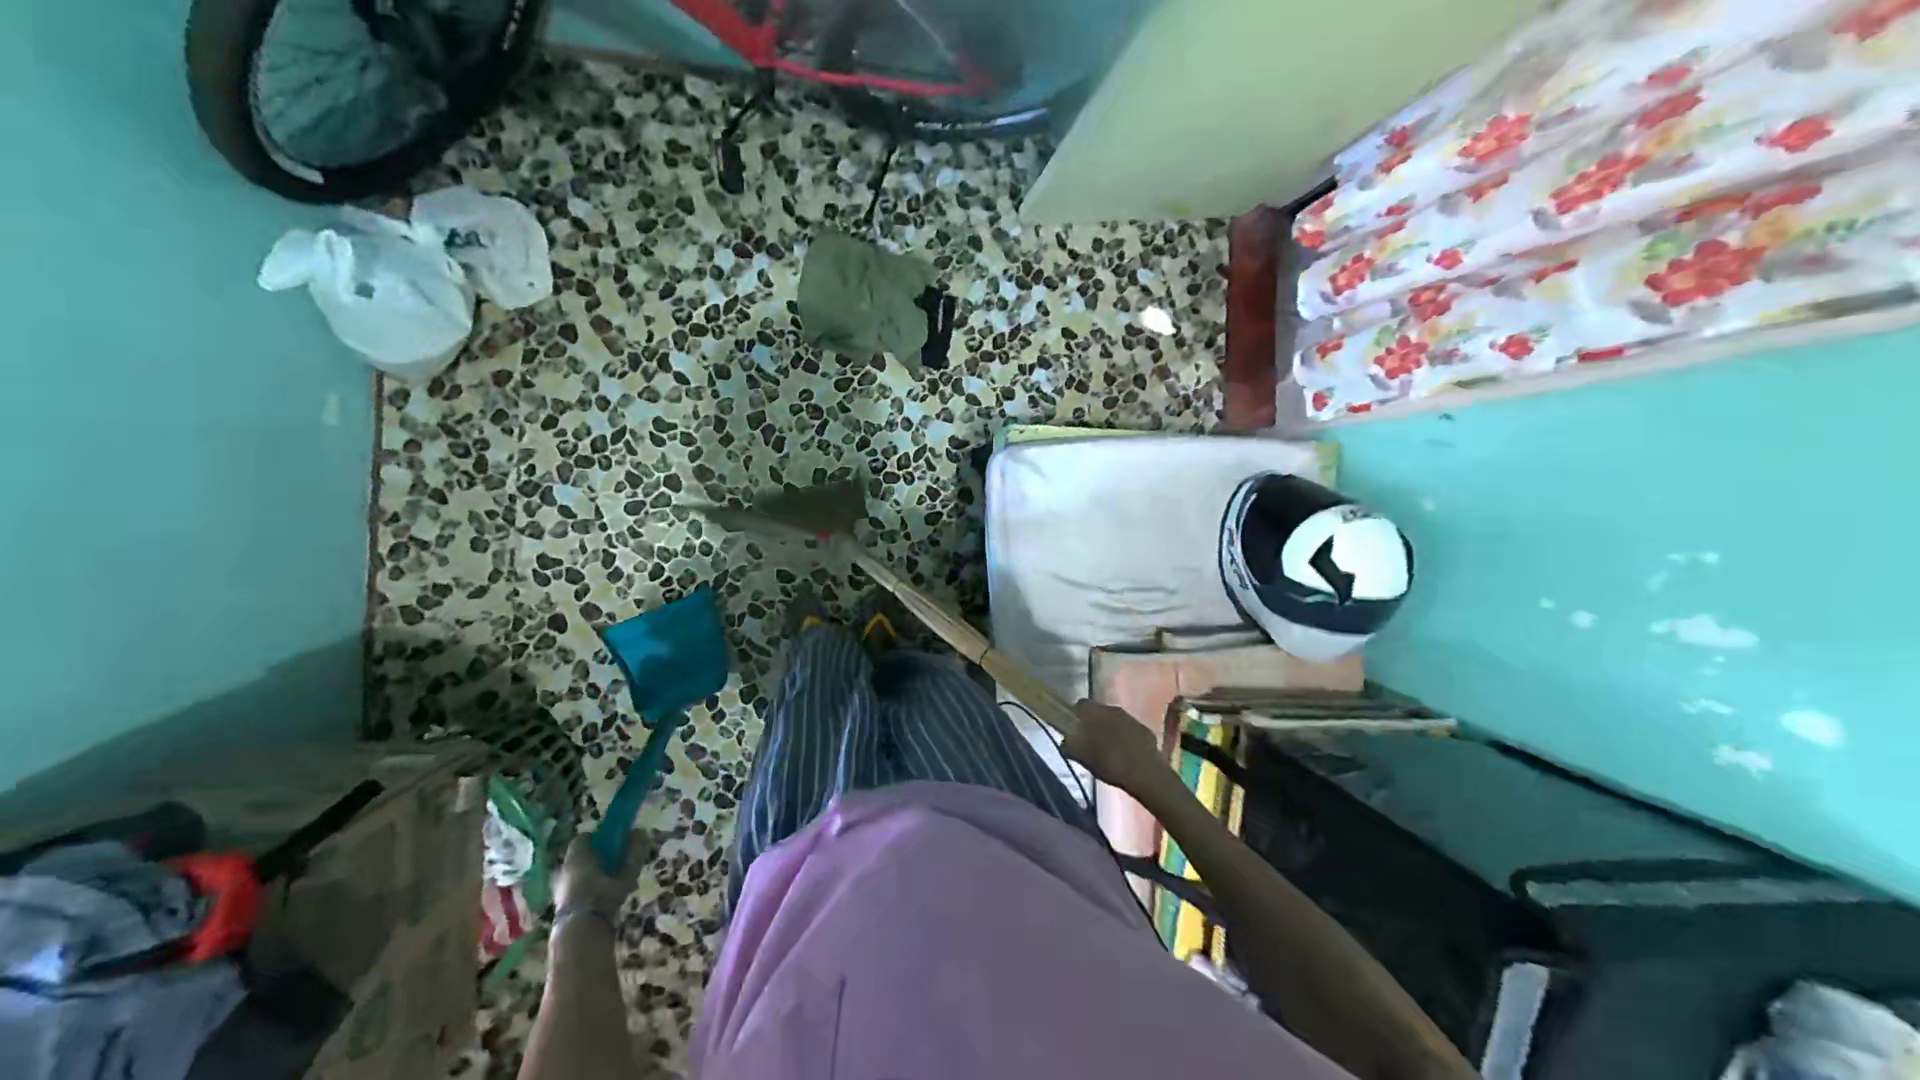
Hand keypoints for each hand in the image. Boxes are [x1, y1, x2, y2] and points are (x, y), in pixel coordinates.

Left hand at [552, 835, 642, 918]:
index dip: (600, 837)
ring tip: (615, 882)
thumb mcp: (625, 874)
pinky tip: (605, 898)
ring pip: (579, 873)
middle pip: (582, 855)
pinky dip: (590, 888)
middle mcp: (565, 869)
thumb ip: (634, 853)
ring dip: (595, 874)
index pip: (584, 838)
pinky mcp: (561, 905)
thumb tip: (640, 831)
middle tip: (619, 863)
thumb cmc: (602, 896)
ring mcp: (560, 888)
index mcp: (577, 857)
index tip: (615, 841)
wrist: (580, 932)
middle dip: (600, 857)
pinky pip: (577, 888)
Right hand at [1062, 700, 1171, 797]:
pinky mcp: (1144, 729)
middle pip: (1099, 711)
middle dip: (1094, 723)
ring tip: (1108, 749)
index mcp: (1095, 712)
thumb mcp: (1081, 757)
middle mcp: (1113, 708)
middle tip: (1090, 741)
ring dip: (1110, 730)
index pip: (1080, 705)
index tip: (1074, 730)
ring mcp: (1131, 718)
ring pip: (1115, 719)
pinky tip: (1125, 754)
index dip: (1075, 716)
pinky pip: (1130, 729)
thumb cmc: (1108, 763)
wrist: (1145, 773)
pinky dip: (1126, 737)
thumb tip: (1065, 740)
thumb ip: (1070, 745)